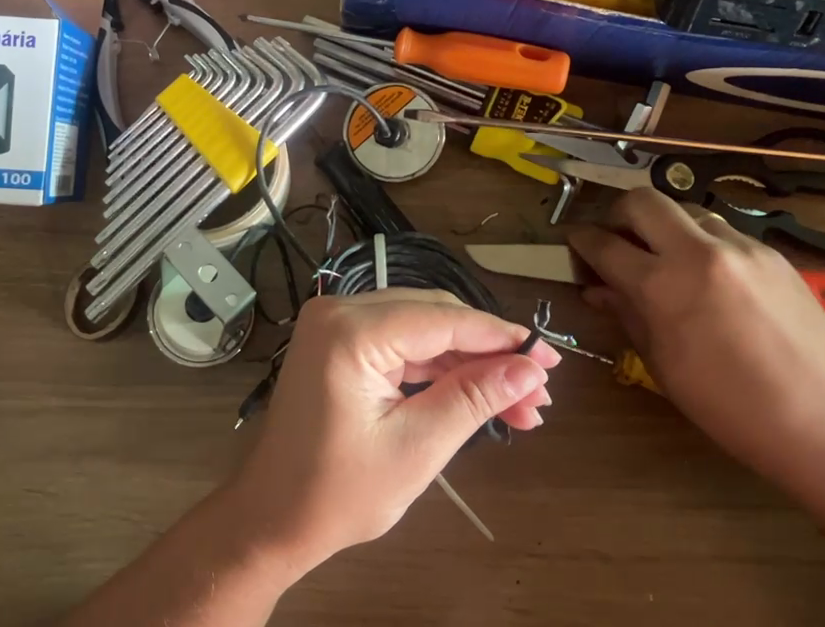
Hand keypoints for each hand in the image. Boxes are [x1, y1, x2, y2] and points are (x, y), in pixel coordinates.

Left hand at [229, 290, 559, 569]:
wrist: (274, 514)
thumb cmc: (338, 491)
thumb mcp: (417, 447)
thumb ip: (473, 398)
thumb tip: (530, 369)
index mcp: (350, 331)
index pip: (442, 319)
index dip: (500, 337)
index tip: (550, 359)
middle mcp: (339, 311)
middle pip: (433, 317)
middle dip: (488, 353)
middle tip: (539, 389)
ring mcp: (335, 324)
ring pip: (421, 329)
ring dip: (468, 363)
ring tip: (520, 403)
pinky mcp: (339, 342)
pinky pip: (400, 343)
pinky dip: (437, 368)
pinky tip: (478, 393)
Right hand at [570, 189, 824, 532]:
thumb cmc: (729, 406)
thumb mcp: (662, 364)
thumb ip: (627, 314)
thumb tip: (598, 289)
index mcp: (664, 284)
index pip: (605, 243)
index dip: (581, 240)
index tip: (573, 242)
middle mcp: (701, 252)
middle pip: (643, 200)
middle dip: (619, 215)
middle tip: (615, 241)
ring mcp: (743, 248)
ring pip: (687, 211)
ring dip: (664, 227)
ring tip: (663, 260)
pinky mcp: (774, 255)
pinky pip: (724, 233)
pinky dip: (702, 244)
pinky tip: (707, 278)